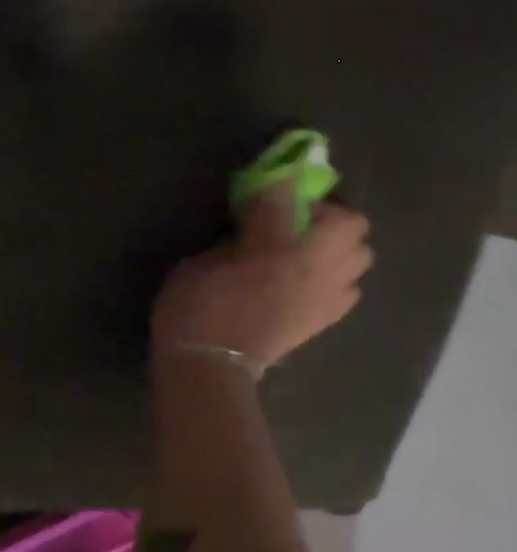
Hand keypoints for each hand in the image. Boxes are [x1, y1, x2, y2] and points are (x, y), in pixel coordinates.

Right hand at [152, 184, 373, 366]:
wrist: (211, 366)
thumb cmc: (194, 311)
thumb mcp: (197, 267)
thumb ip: (232, 243)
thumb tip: (251, 232)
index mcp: (279, 245)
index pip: (288, 197)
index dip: (278, 186)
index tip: (264, 187)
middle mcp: (319, 262)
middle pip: (347, 222)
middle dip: (323, 216)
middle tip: (288, 224)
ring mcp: (332, 290)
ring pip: (358, 253)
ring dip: (335, 246)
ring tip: (302, 255)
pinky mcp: (331, 314)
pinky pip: (348, 284)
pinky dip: (332, 277)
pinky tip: (304, 283)